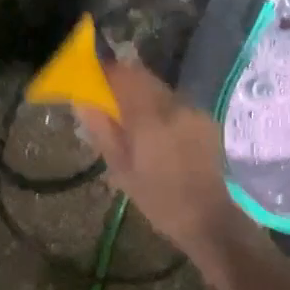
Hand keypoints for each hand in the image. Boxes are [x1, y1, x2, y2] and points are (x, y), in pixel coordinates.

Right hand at [73, 59, 259, 255]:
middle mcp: (174, 105)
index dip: (106, 72)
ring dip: (143, 93)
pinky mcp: (204, 117)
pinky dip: (161, 105)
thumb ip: (102, 130)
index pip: (124, 76)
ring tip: (132, 118)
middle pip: (143, 76)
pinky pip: (175, 101)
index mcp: (150, 118)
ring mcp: (193, 109)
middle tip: (108, 99)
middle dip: (123, 81)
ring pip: (160, 87)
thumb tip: (83, 102)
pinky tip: (157, 130)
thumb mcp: (121, 169)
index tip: (92, 80)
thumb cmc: (158, 199)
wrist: (206, 216)